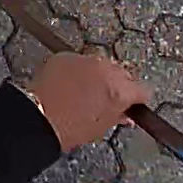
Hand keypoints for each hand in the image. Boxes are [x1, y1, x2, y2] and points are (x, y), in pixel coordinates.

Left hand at [26, 52, 149, 151]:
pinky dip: (78, 69)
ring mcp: (85, 59)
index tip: (133, 104)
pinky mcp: (67, 55)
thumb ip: (119, 115)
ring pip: (101, 64)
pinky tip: (70, 83)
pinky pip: (79, 60)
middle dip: (118, 84)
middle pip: (122, 73)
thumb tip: (126, 113)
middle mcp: (106, 69)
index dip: (137, 99)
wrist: (40, 116)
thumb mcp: (102, 127)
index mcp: (119, 90)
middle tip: (107, 98)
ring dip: (98, 74)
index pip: (142, 90)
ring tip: (86, 90)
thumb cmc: (71, 127)